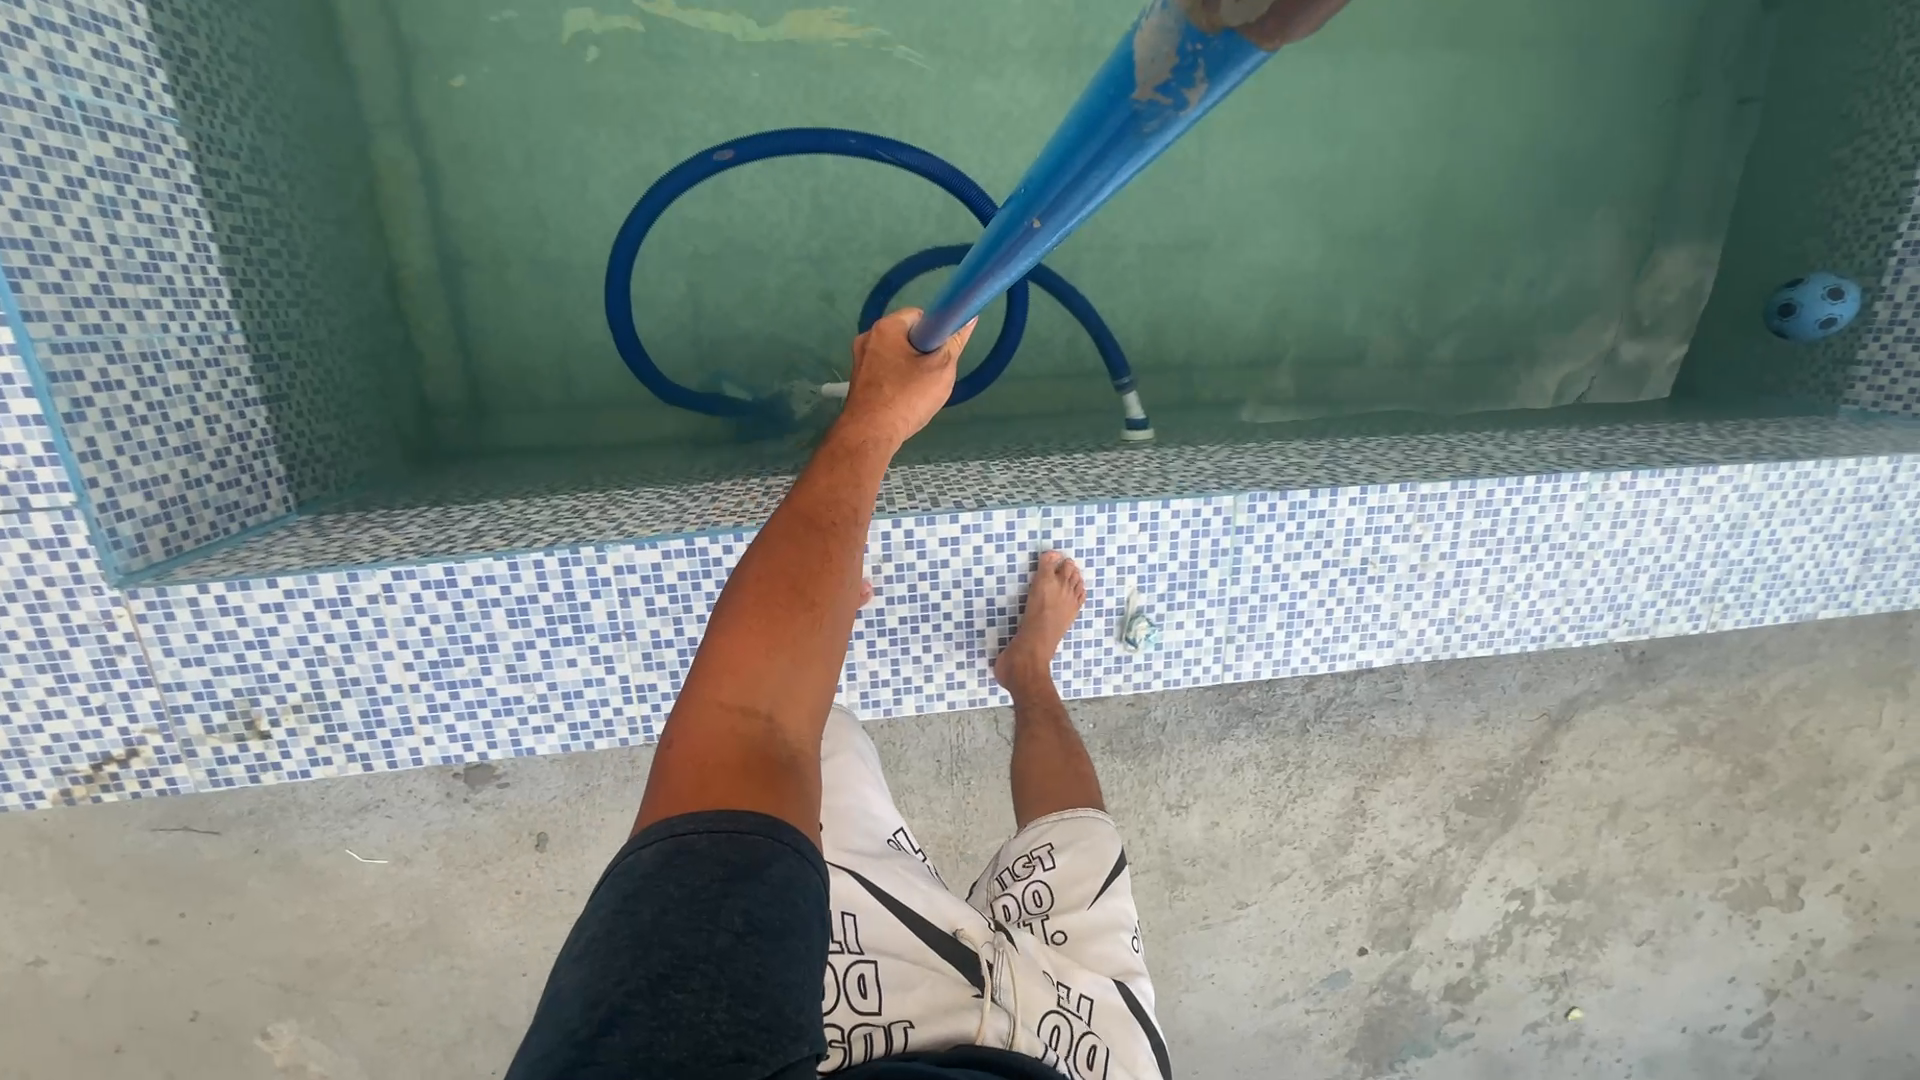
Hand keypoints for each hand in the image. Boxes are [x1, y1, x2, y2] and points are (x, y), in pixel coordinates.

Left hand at [838, 308, 976, 446]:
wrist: (870, 433)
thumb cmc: (907, 398)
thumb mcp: (941, 369)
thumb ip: (955, 342)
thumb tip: (968, 318)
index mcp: (886, 327)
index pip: (919, 315)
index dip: (936, 332)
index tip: (941, 353)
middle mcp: (868, 337)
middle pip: (906, 336)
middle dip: (923, 352)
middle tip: (933, 374)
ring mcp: (859, 360)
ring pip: (895, 355)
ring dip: (910, 368)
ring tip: (919, 391)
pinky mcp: (857, 380)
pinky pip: (884, 372)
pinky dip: (896, 381)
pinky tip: (904, 400)